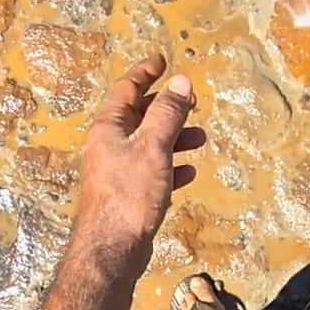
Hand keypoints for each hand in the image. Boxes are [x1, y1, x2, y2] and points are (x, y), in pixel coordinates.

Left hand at [70, 56, 203, 277]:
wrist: (113, 249)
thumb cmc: (130, 194)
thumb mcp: (153, 147)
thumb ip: (167, 113)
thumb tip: (181, 81)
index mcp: (109, 128)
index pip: (127, 90)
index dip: (145, 73)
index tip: (161, 61)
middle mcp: (109, 146)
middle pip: (140, 117)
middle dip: (167, 108)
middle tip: (192, 102)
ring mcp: (117, 171)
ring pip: (149, 144)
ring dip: (174, 138)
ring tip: (200, 138)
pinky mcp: (128, 195)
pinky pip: (152, 171)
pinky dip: (171, 167)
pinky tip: (189, 171)